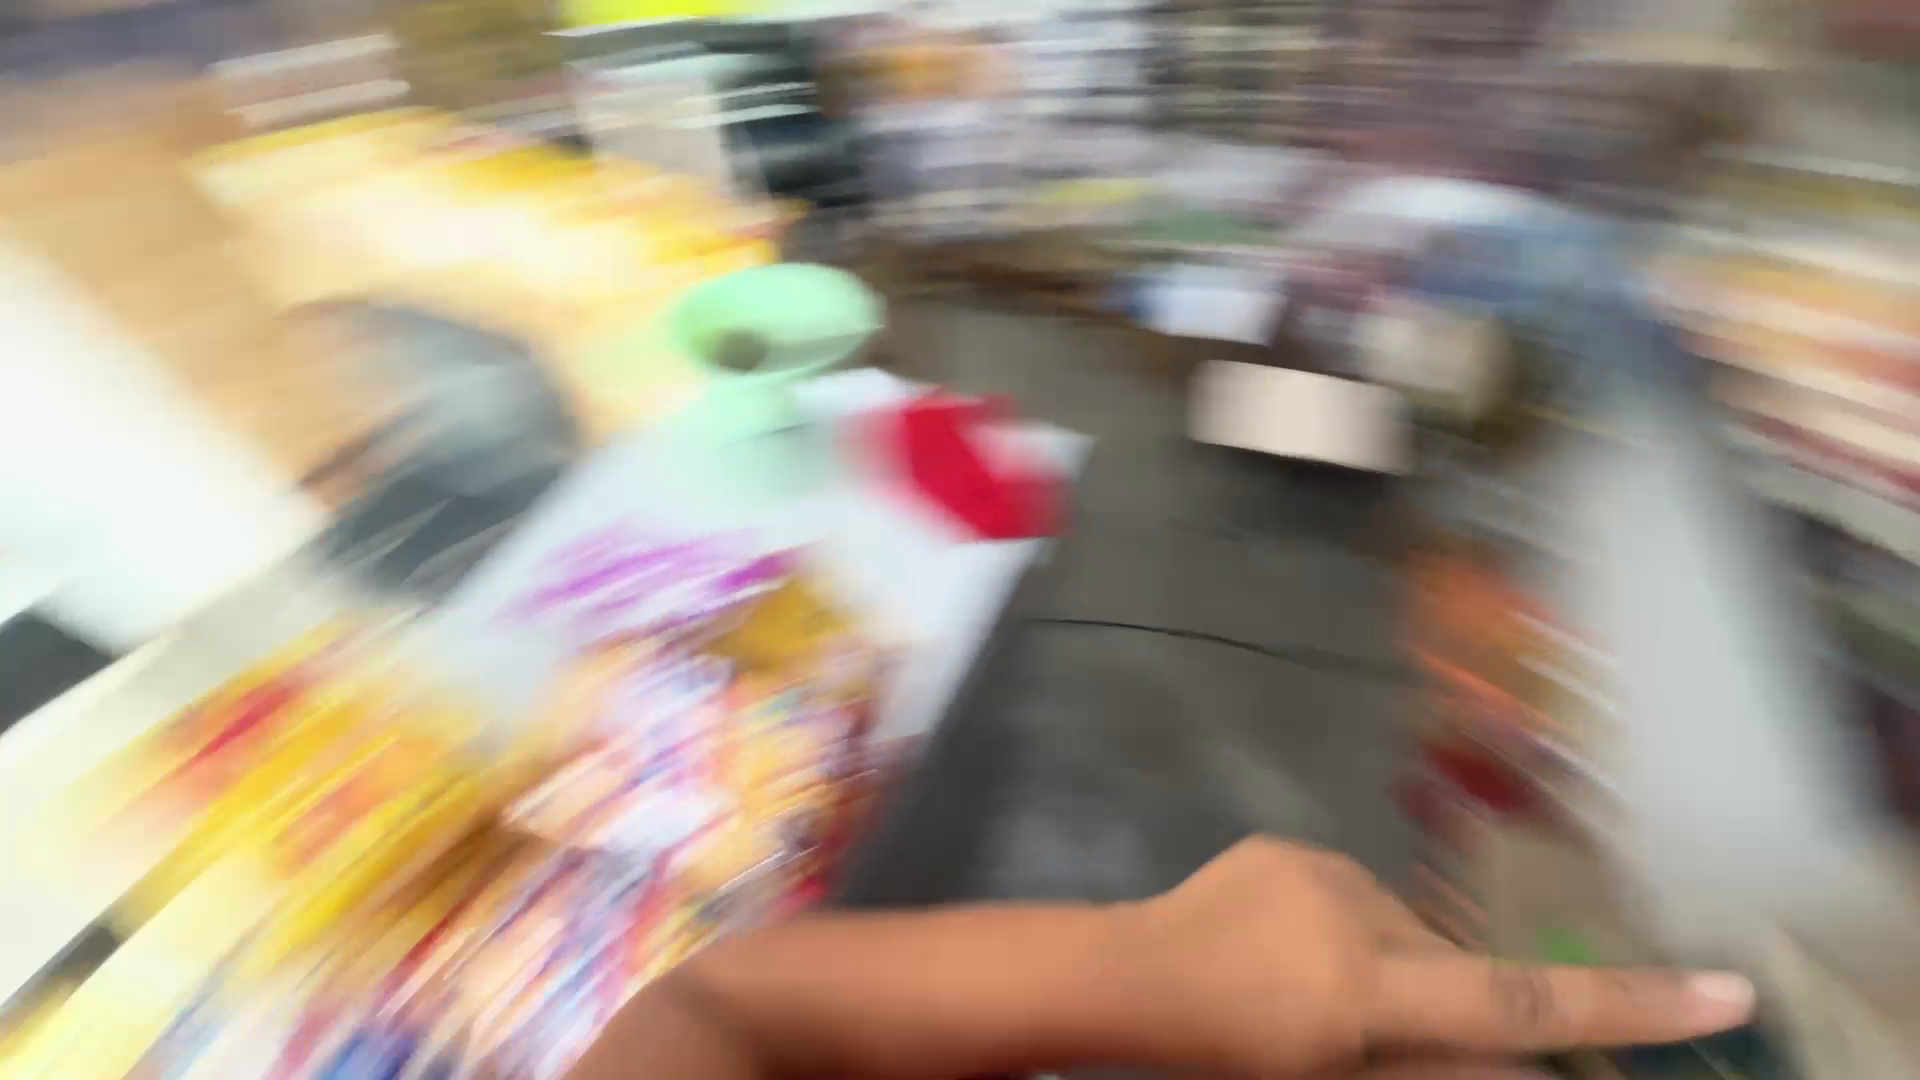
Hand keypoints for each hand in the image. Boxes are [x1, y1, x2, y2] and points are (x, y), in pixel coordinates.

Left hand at [1118, 838, 1753, 1077]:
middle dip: (1446, 993)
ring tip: (1321, 983)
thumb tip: (1514, 1058)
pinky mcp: (1279, 845)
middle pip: (1447, 958)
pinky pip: (1345, 890)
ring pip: (1397, 919)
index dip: (1620, 1002)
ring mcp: (1309, 864)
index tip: (1720, 989)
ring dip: (1389, 956)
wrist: (1135, 972)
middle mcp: (1349, 907)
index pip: (1510, 998)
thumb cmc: (1231, 1051)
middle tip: (1386, 1024)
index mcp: (1364, 982)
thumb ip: (1432, 1065)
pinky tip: (1292, 946)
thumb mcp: (1339, 1077)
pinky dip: (1344, 922)